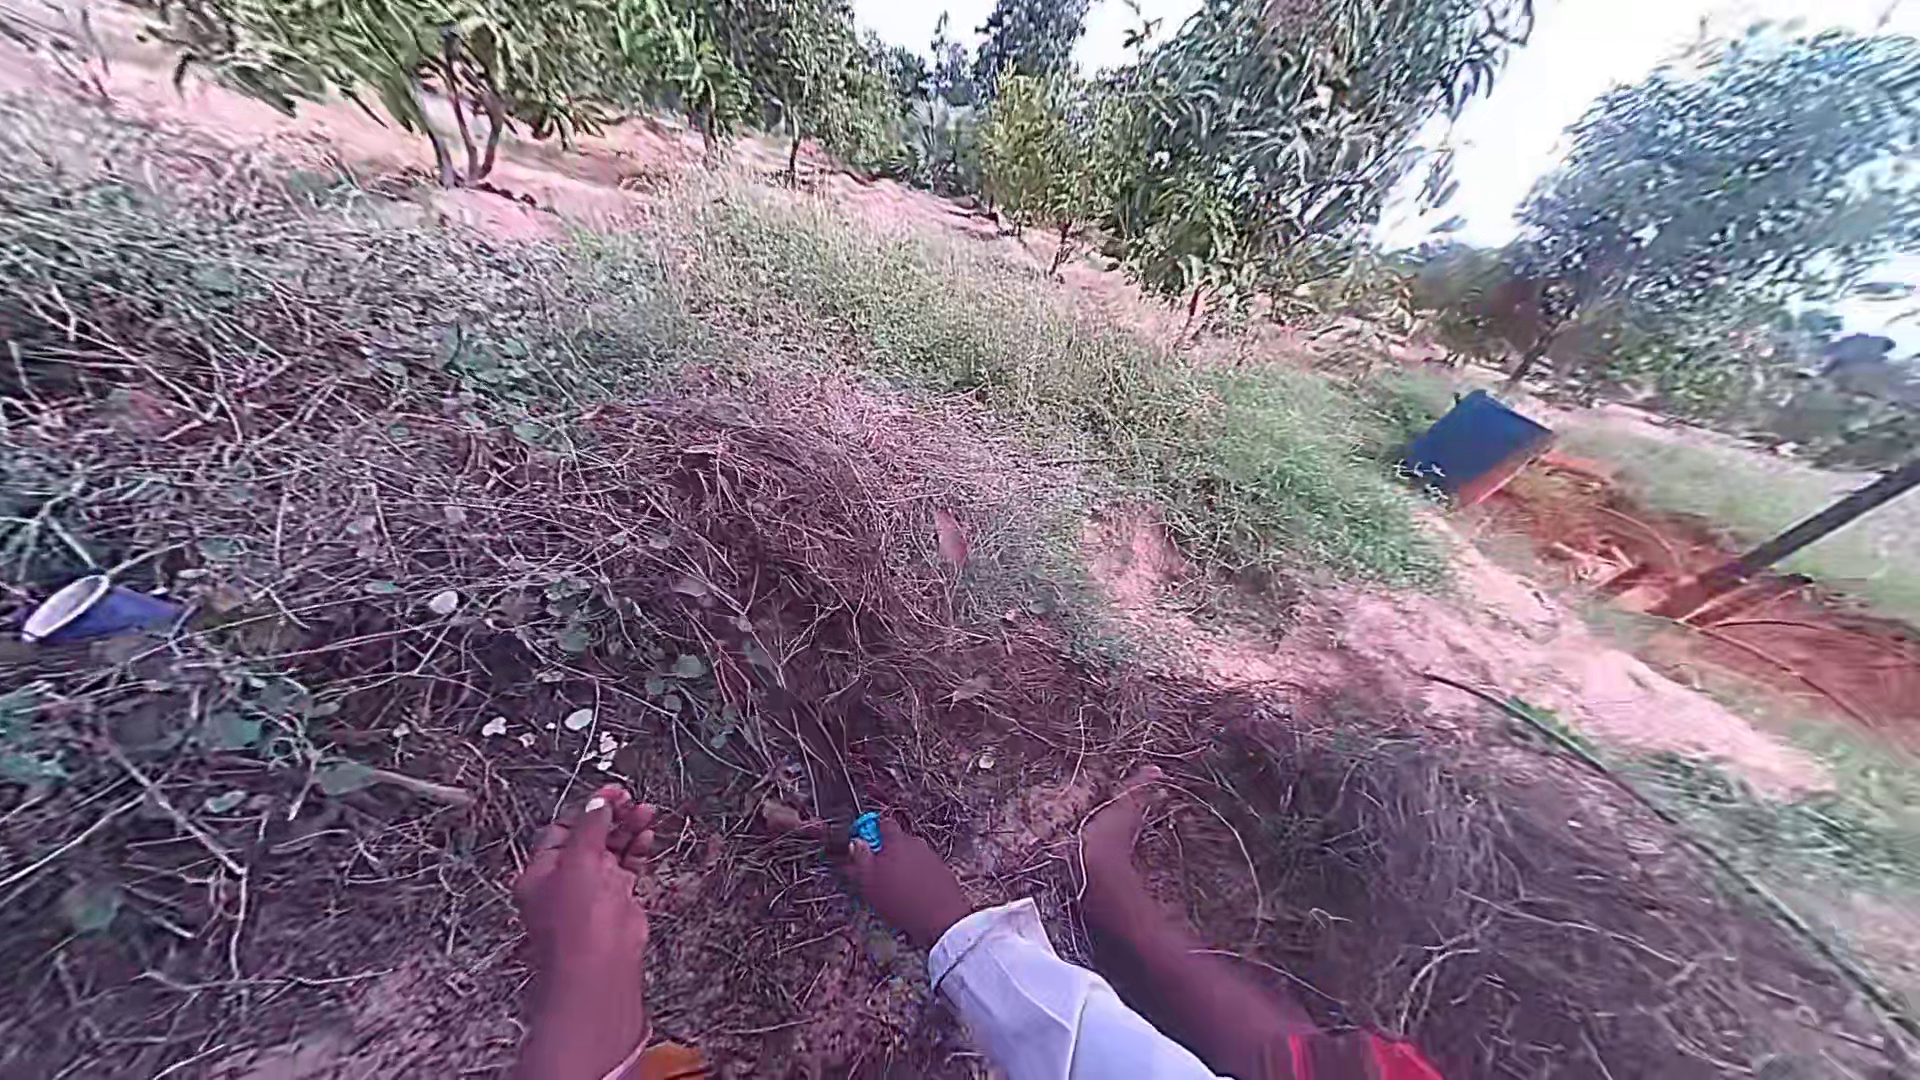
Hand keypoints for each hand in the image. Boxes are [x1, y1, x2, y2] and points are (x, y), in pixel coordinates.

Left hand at [512, 785, 656, 1079]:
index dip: (590, 808)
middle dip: (613, 816)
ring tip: (647, 813)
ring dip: (630, 828)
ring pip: (612, 846)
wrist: (600, 964)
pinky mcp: (615, 896)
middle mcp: (565, 879)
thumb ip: (591, 826)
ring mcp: (591, 888)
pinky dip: (638, 847)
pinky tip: (646, 837)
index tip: (612, 793)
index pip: (565, 827)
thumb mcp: (579, 861)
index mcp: (542, 871)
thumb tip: (598, 802)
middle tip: (633, 801)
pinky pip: (628, 862)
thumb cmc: (577, 924)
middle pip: (591, 834)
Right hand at [844, 816, 972, 948]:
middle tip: (875, 874)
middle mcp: (916, 843)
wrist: (939, 918)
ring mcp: (931, 857)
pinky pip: (923, 870)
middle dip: (885, 854)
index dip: (871, 831)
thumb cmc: (902, 900)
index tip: (863, 843)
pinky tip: (910, 896)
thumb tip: (855, 844)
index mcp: (897, 841)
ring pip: (910, 857)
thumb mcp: (868, 882)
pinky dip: (916, 878)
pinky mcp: (941, 872)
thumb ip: (860, 858)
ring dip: (901, 868)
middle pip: (897, 841)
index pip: (883, 823)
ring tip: (893, 890)